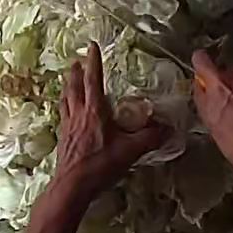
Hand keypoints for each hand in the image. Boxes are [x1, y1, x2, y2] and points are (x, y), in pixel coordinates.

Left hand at [48, 42, 168, 204]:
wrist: (72, 186)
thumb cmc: (100, 165)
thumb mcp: (130, 151)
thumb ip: (150, 138)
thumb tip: (168, 129)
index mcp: (94, 111)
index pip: (94, 80)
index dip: (93, 62)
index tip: (91, 46)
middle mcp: (78, 115)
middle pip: (75, 87)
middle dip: (76, 73)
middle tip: (76, 62)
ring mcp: (68, 127)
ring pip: (66, 100)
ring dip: (68, 88)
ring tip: (68, 81)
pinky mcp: (64, 140)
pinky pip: (64, 116)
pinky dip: (66, 108)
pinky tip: (67, 113)